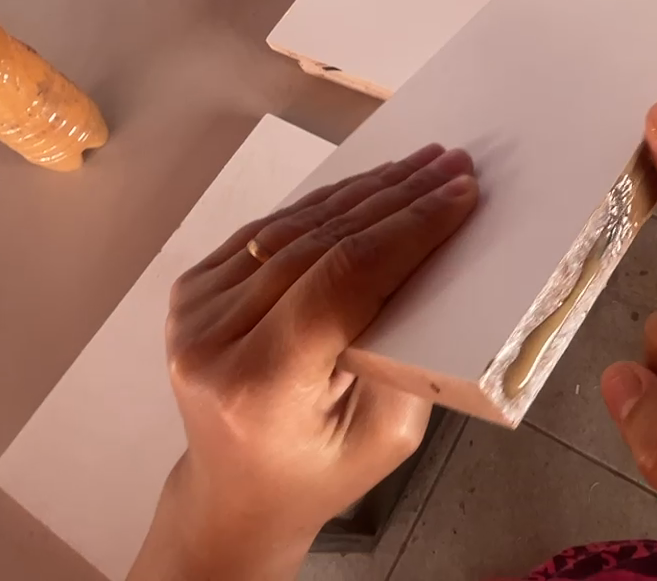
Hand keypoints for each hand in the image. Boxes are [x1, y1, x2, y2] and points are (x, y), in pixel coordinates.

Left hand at [130, 144, 477, 580]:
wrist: (233, 494)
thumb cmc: (321, 473)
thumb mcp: (387, 436)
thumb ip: (408, 351)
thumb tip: (434, 259)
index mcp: (260, 384)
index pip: (347, 276)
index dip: (410, 226)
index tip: (461, 191)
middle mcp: (214, 336)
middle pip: (324, 239)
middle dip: (401, 197)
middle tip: (452, 163)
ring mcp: (195, 306)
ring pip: (300, 223)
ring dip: (370, 188)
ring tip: (422, 163)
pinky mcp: (195, 286)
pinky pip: (277, 227)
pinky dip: (331, 201)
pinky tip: (373, 182)